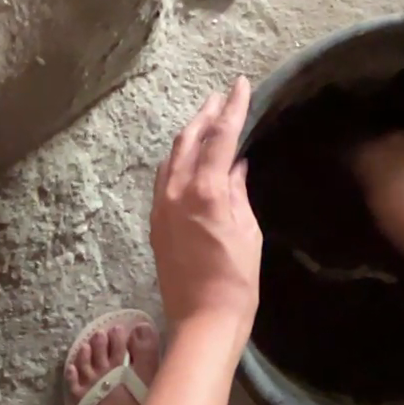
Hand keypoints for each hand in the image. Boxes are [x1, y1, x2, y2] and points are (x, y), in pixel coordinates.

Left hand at [151, 77, 263, 332]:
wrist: (202, 319)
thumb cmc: (236, 280)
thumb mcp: (247, 231)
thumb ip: (238, 192)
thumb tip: (236, 164)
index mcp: (205, 192)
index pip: (220, 138)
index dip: (232, 108)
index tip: (240, 85)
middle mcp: (176, 193)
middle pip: (189, 140)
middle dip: (205, 114)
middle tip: (220, 95)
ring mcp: (161, 207)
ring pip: (172, 157)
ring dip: (188, 134)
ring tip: (204, 118)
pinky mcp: (155, 222)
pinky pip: (164, 178)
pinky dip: (178, 159)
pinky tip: (187, 156)